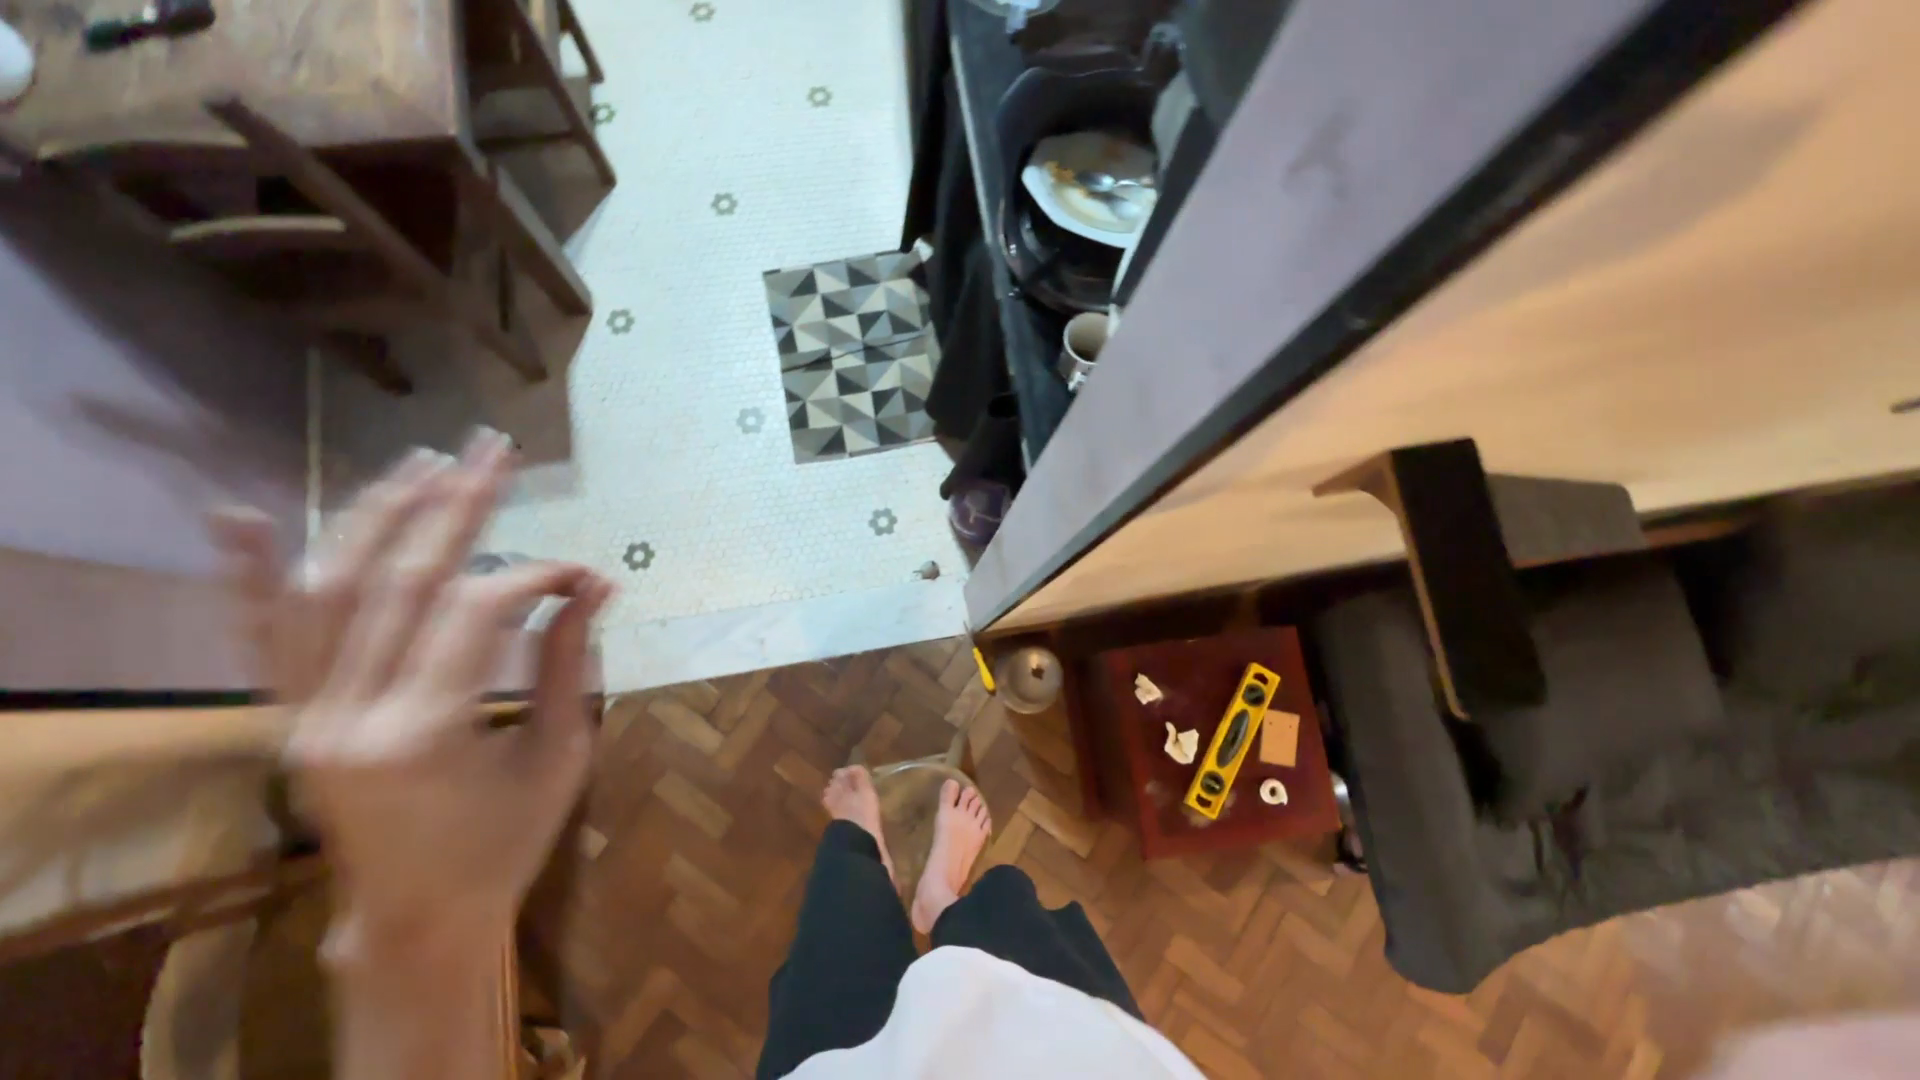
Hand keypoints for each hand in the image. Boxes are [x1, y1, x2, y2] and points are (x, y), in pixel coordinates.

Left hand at [210, 430, 614, 953]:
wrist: (416, 915)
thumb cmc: (505, 844)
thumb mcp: (560, 756)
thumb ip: (566, 662)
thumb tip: (595, 584)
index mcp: (424, 734)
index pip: (477, 613)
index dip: (535, 576)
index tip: (582, 572)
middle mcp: (347, 716)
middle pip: (402, 581)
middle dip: (457, 507)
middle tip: (496, 451)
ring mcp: (304, 717)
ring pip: (330, 590)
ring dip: (379, 515)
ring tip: (424, 461)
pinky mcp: (288, 720)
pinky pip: (264, 639)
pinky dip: (250, 575)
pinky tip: (239, 515)